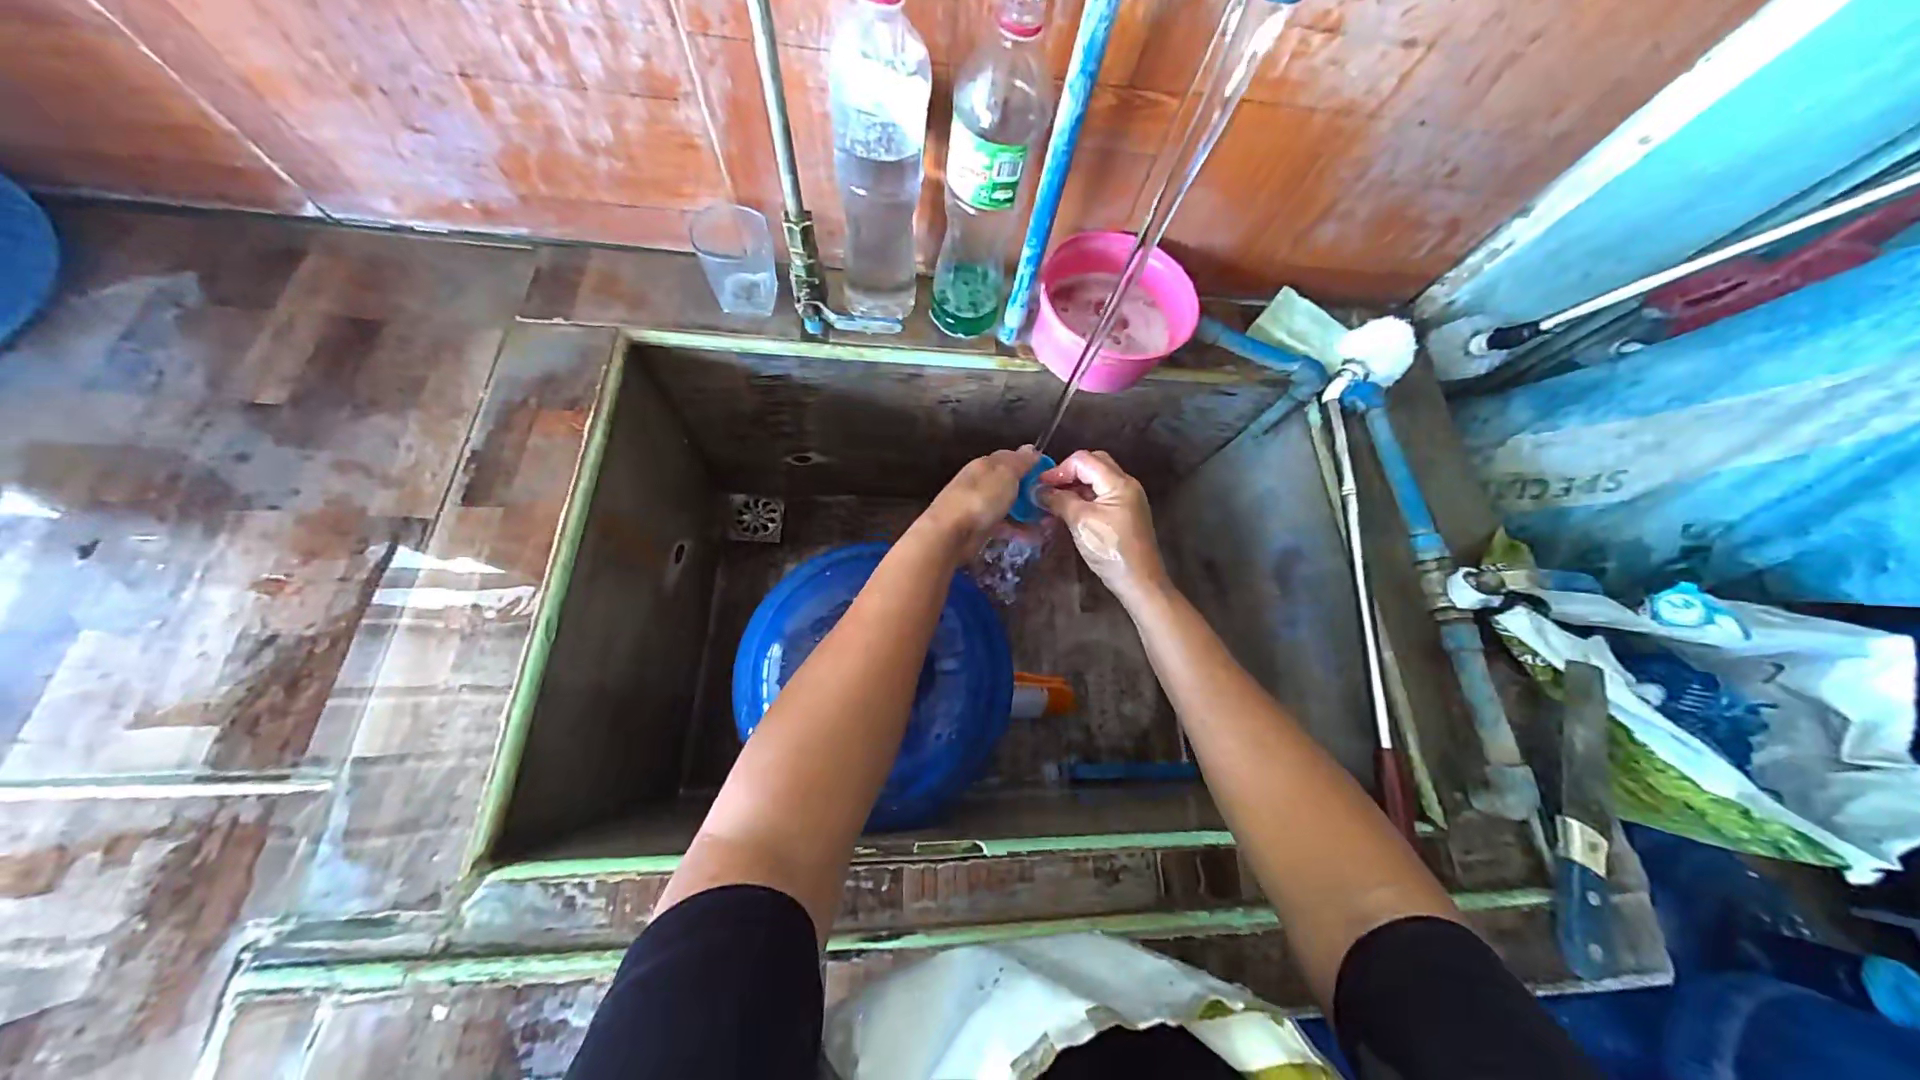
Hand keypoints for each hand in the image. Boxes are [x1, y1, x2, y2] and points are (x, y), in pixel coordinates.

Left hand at [917, 446, 1039, 561]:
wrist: (949, 534)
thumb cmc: (980, 498)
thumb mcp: (1005, 474)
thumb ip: (1020, 462)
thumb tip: (1031, 448)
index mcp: (985, 465)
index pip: (1011, 458)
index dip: (1031, 464)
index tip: (1050, 475)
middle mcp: (981, 482)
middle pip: (1011, 483)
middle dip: (1031, 491)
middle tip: (1053, 501)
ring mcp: (979, 505)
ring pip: (1009, 505)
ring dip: (1028, 512)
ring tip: (1049, 522)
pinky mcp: (980, 527)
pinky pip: (1004, 525)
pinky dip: (1019, 530)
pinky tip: (1035, 537)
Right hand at [1036, 450, 1167, 602]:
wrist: (1139, 581)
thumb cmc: (1110, 549)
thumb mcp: (1081, 521)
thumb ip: (1059, 500)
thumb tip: (1038, 490)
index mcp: (1118, 482)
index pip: (1084, 460)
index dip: (1059, 469)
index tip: (1040, 486)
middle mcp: (1125, 485)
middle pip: (1093, 465)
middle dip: (1067, 474)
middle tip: (1047, 490)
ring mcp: (1126, 500)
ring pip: (1096, 482)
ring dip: (1073, 488)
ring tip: (1052, 503)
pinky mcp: (1123, 515)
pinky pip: (1100, 497)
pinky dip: (1082, 500)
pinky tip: (1067, 513)